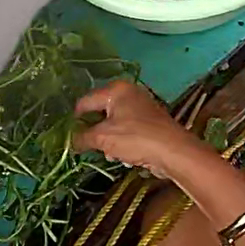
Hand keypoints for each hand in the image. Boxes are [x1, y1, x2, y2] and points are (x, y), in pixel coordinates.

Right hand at [74, 79, 215, 180]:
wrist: (175, 153)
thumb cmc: (135, 138)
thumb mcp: (102, 138)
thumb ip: (82, 138)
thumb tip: (69, 141)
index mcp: (115, 90)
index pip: (84, 102)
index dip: (74, 119)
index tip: (69, 135)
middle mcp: (128, 93)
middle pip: (99, 112)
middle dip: (93, 131)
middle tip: (89, 146)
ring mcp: (141, 107)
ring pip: (113, 123)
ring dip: (108, 140)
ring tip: (110, 153)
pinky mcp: (150, 122)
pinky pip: (127, 130)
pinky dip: (122, 141)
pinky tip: (125, 156)